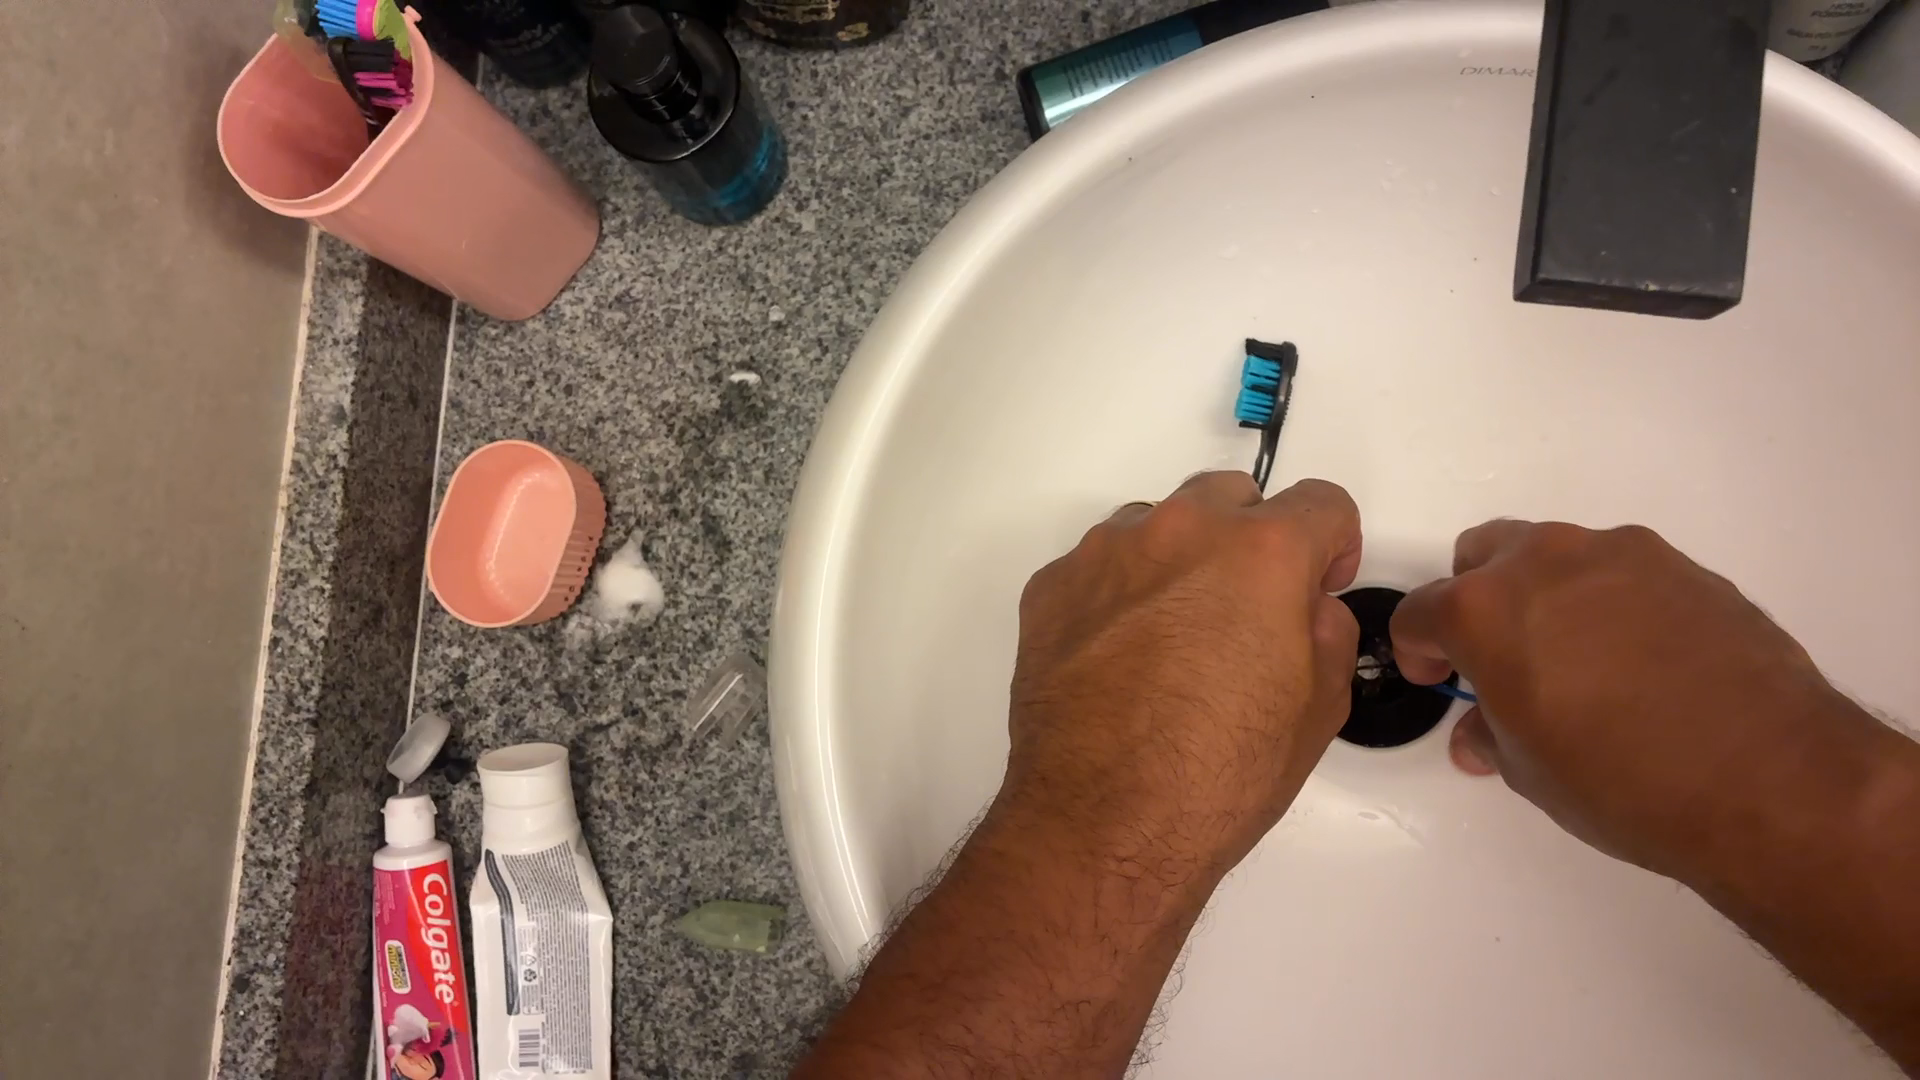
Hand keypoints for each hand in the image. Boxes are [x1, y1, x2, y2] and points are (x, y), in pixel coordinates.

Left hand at [1002, 472, 1362, 882]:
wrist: (1100, 820)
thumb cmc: (1219, 772)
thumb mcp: (1319, 708)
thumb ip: (1323, 629)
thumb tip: (1302, 604)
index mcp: (1256, 551)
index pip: (1320, 502)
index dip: (1332, 544)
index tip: (1317, 585)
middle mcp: (1175, 531)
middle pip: (1227, 496)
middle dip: (1248, 537)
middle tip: (1241, 607)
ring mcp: (1100, 553)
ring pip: (1154, 525)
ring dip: (1174, 561)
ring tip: (1167, 636)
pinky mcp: (1048, 585)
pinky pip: (1097, 566)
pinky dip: (1116, 592)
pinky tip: (1114, 655)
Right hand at [1390, 520, 1884, 879]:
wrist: (1776, 783)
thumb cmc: (1616, 778)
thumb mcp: (1524, 768)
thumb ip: (1488, 731)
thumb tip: (1484, 732)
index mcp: (1477, 608)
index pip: (1416, 613)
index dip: (1419, 651)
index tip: (1440, 679)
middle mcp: (1537, 563)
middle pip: (1477, 556)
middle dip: (1473, 600)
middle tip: (1498, 652)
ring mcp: (1615, 557)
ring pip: (1551, 555)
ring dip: (1542, 594)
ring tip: (1577, 655)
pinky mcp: (1684, 568)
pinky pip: (1619, 573)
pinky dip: (1609, 602)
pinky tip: (1639, 658)